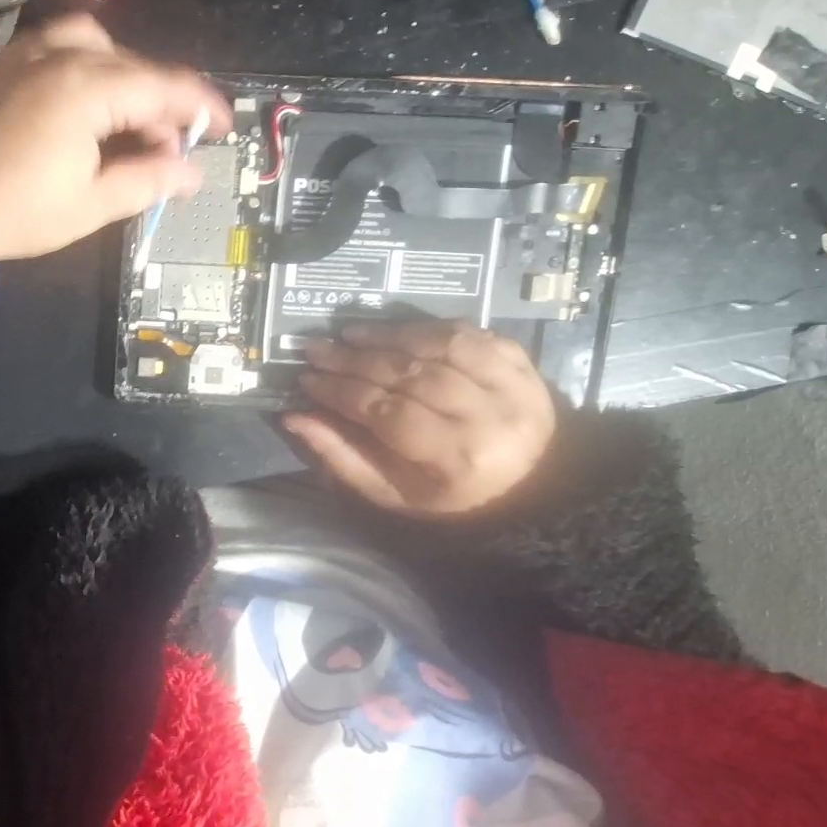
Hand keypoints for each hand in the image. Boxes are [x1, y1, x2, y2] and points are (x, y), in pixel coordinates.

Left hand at [0, 15, 230, 263]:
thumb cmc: (15, 214)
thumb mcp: (91, 205)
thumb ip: (149, 181)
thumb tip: (192, 173)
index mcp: (87, 88)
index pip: (165, 86)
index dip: (203, 108)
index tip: (226, 129)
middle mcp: (61, 55)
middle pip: (135, 67)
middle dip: (162, 108)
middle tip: (170, 154)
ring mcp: (27, 53)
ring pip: (101, 50)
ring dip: (127, 85)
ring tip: (130, 132)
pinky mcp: (6, 65)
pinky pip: (63, 50)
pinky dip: (91, 73)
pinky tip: (90, 113)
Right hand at [282, 320, 557, 516]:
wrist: (533, 488)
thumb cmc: (451, 499)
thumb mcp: (391, 494)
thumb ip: (341, 456)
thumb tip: (294, 417)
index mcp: (455, 458)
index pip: (386, 412)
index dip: (341, 392)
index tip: (306, 379)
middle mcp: (488, 417)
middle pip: (410, 375)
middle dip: (355, 360)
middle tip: (317, 349)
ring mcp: (511, 385)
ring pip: (440, 346)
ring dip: (388, 335)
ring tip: (350, 333)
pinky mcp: (523, 364)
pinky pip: (470, 334)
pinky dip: (429, 327)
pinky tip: (398, 329)